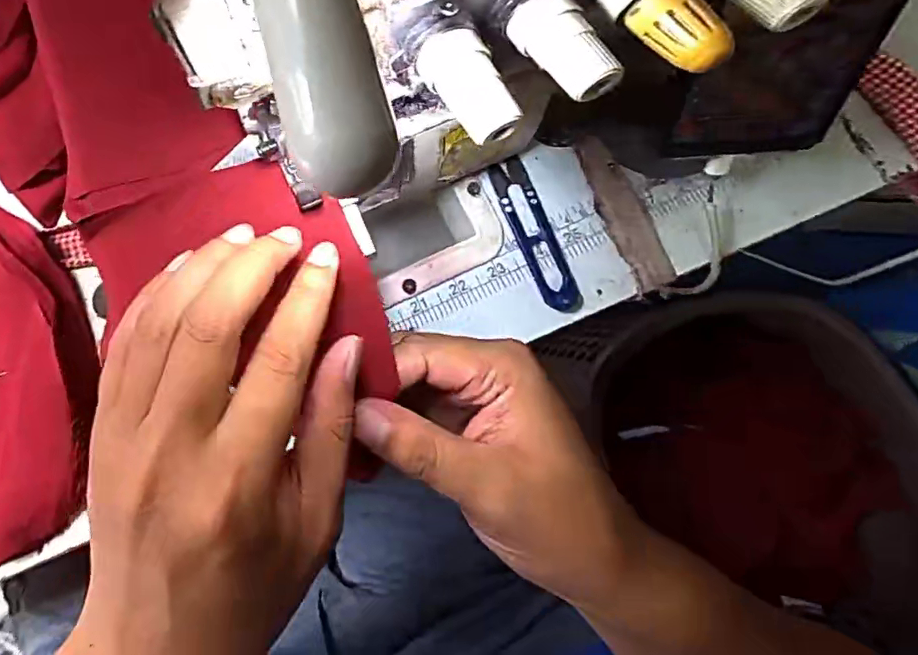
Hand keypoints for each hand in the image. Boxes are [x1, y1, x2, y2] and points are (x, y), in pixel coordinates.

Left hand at [62, 224, 362, 654]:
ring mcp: (125, 429)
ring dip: (204, 265)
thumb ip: (332, 428)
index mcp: (234, 479)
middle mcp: (171, 445)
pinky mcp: (103, 421)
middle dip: (252, 267)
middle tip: (283, 239)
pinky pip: (125, 337)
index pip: (276, 360)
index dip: (306, 298)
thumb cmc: (242, 591)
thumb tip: (345, 346)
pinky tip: (186, 266)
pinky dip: (157, 291)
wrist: (148, 642)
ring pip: (161, 319)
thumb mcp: (313, 525)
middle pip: (210, 325)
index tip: (323, 261)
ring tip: (240, 238)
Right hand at [354, 334, 871, 654]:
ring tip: (328, 424)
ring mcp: (472, 389)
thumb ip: (418, 445)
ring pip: (406, 384)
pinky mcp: (463, 416)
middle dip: (366, 387)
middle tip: (317, 410)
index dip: (370, 371)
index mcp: (497, 363)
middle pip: (408, 362)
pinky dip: (388, 425)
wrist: (599, 566)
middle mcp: (482, 364)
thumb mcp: (485, 485)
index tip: (323, 394)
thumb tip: (354, 410)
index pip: (417, 351)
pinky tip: (357, 441)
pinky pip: (414, 409)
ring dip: (372, 406)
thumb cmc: (557, 522)